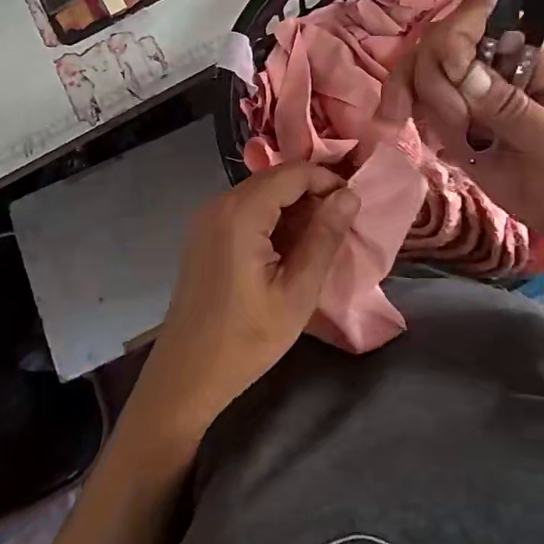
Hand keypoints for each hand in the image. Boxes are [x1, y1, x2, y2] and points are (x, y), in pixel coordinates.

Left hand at [136, 164, 359, 428]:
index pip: (292, 172)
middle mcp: (218, 203)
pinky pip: (243, 211)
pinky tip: (287, 252)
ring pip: (259, 195)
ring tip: (319, 245)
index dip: (327, 181)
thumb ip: (324, 239)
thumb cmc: (247, 338)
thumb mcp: (297, 293)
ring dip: (292, 210)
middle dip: (311, 196)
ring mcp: (205, 217)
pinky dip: (270, 221)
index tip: (354, 209)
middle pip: (274, 180)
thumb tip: (350, 196)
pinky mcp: (202, 233)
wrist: (188, 371)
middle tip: (341, 230)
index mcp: (240, 212)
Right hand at [409, 0, 543, 247]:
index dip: (455, 40)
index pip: (479, 17)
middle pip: (438, 43)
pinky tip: (428, 144)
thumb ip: (513, 110)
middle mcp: (499, 66)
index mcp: (537, 57)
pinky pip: (419, 105)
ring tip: (444, 144)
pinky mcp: (457, 123)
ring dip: (417, 102)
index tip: (452, 80)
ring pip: (421, 72)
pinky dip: (410, 118)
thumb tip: (460, 69)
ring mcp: (474, 95)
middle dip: (432, 82)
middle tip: (455, 129)